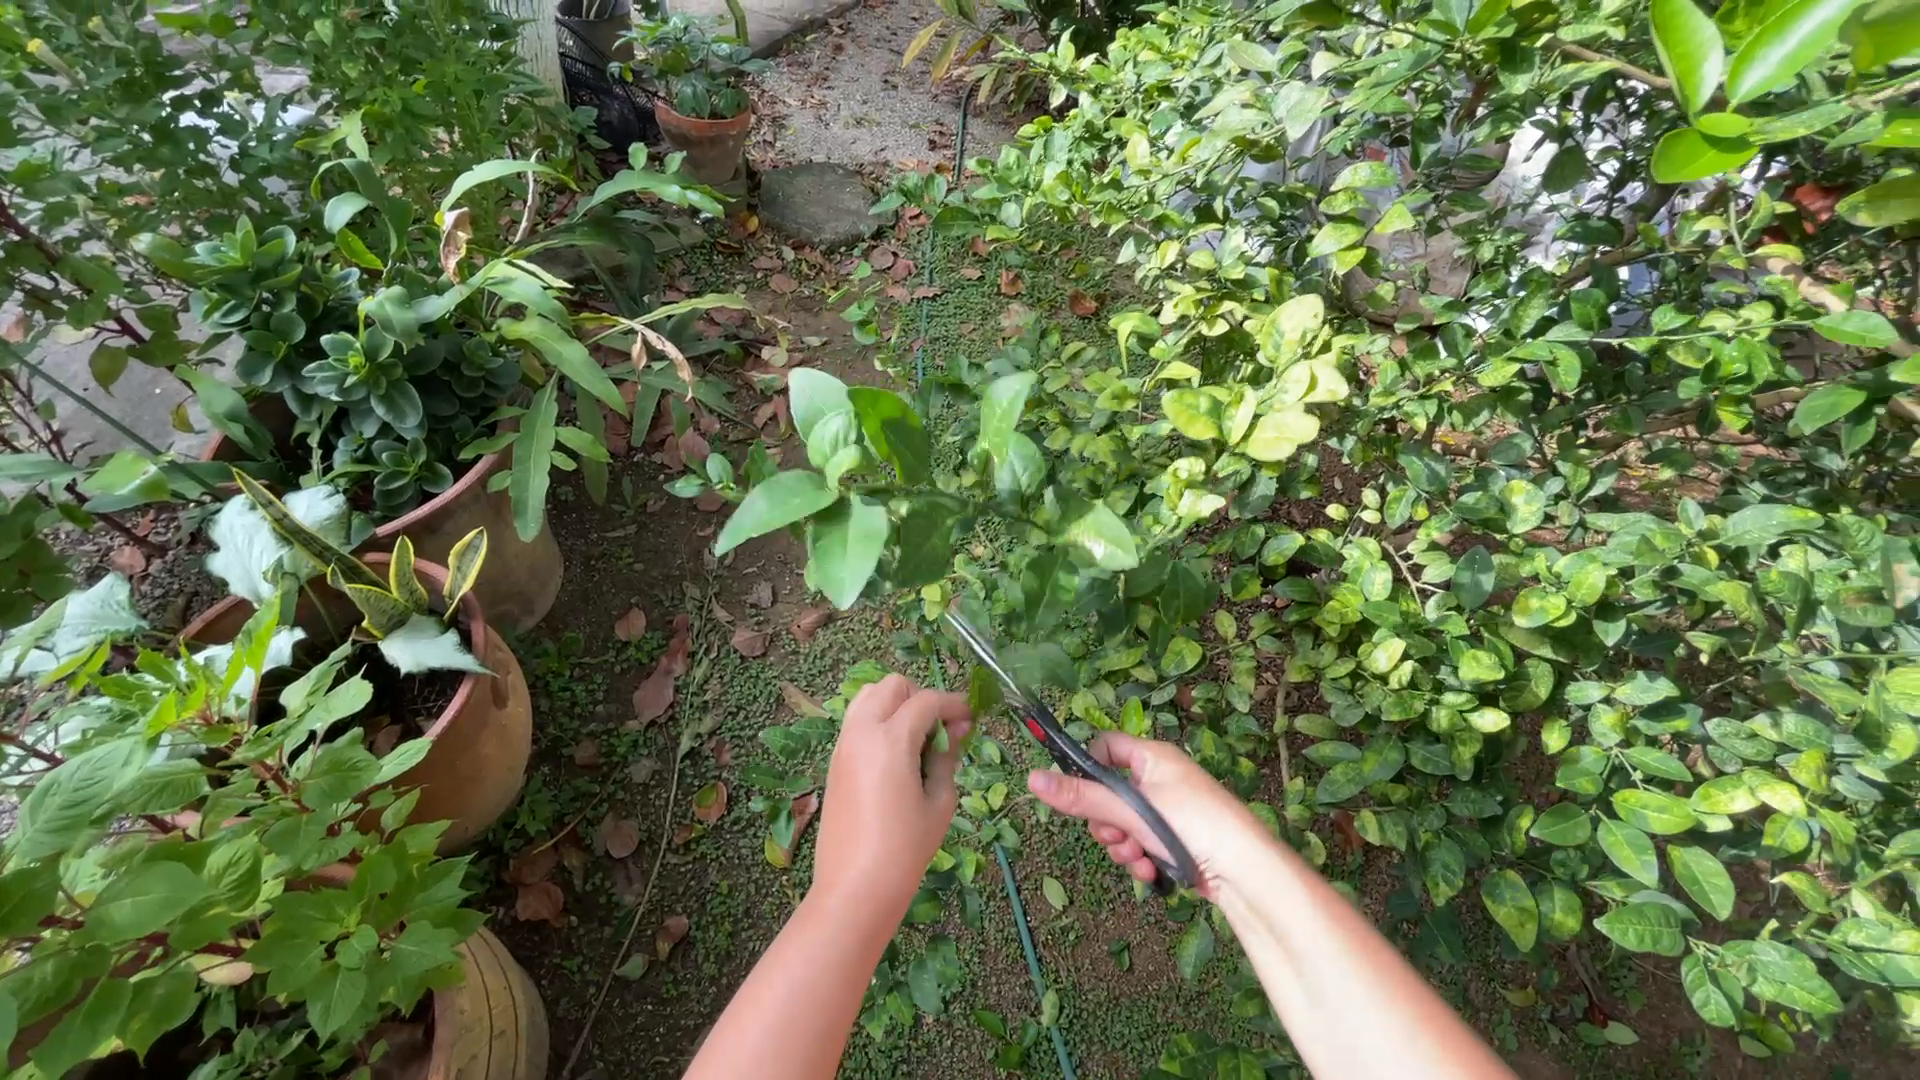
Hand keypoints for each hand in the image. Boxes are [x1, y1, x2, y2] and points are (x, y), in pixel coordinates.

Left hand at [812, 674, 970, 918]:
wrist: (855, 888)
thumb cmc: (905, 849)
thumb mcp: (939, 801)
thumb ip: (948, 757)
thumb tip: (958, 728)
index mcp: (890, 739)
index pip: (926, 701)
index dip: (954, 704)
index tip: (972, 718)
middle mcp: (861, 731)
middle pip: (892, 686)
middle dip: (921, 697)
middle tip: (941, 729)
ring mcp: (843, 744)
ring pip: (868, 696)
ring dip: (896, 704)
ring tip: (917, 739)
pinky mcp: (834, 760)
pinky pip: (857, 721)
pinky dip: (878, 722)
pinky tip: (897, 755)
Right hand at [1026, 731, 1262, 897]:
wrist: (1246, 872)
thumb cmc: (1191, 824)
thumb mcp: (1131, 809)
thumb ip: (1081, 796)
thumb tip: (1033, 778)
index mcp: (1151, 756)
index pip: (1105, 748)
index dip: (1088, 769)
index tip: (1079, 795)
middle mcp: (1159, 778)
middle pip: (1109, 793)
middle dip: (1106, 821)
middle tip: (1116, 836)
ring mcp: (1168, 810)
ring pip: (1123, 824)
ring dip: (1123, 845)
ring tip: (1137, 858)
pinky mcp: (1174, 840)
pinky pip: (1141, 843)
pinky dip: (1140, 858)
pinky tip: (1149, 872)